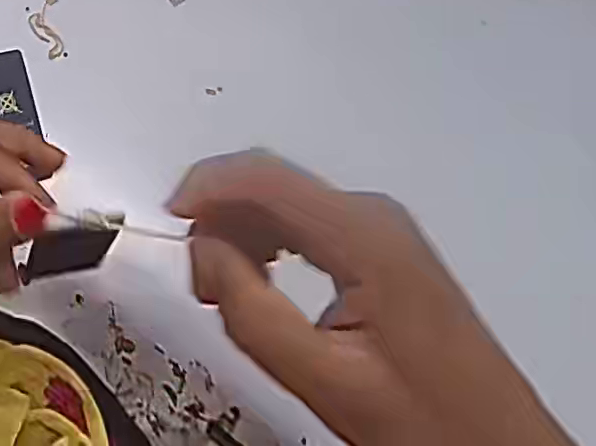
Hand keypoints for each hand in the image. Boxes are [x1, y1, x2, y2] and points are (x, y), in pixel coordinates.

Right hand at [169, 151, 572, 445]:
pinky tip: (256, 277)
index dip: (207, 185)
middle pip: (270, 181)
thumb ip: (254, 313)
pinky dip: (266, 239)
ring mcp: (377, 225)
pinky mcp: (378, 244)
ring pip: (283, 198)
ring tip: (220, 285)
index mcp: (363, 233)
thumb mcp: (329, 384)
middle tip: (197, 274)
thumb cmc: (425, 425)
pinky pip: (303, 220)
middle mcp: (369, 213)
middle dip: (219, 213)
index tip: (170, 219)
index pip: (264, 175)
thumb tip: (202, 250)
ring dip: (239, 228)